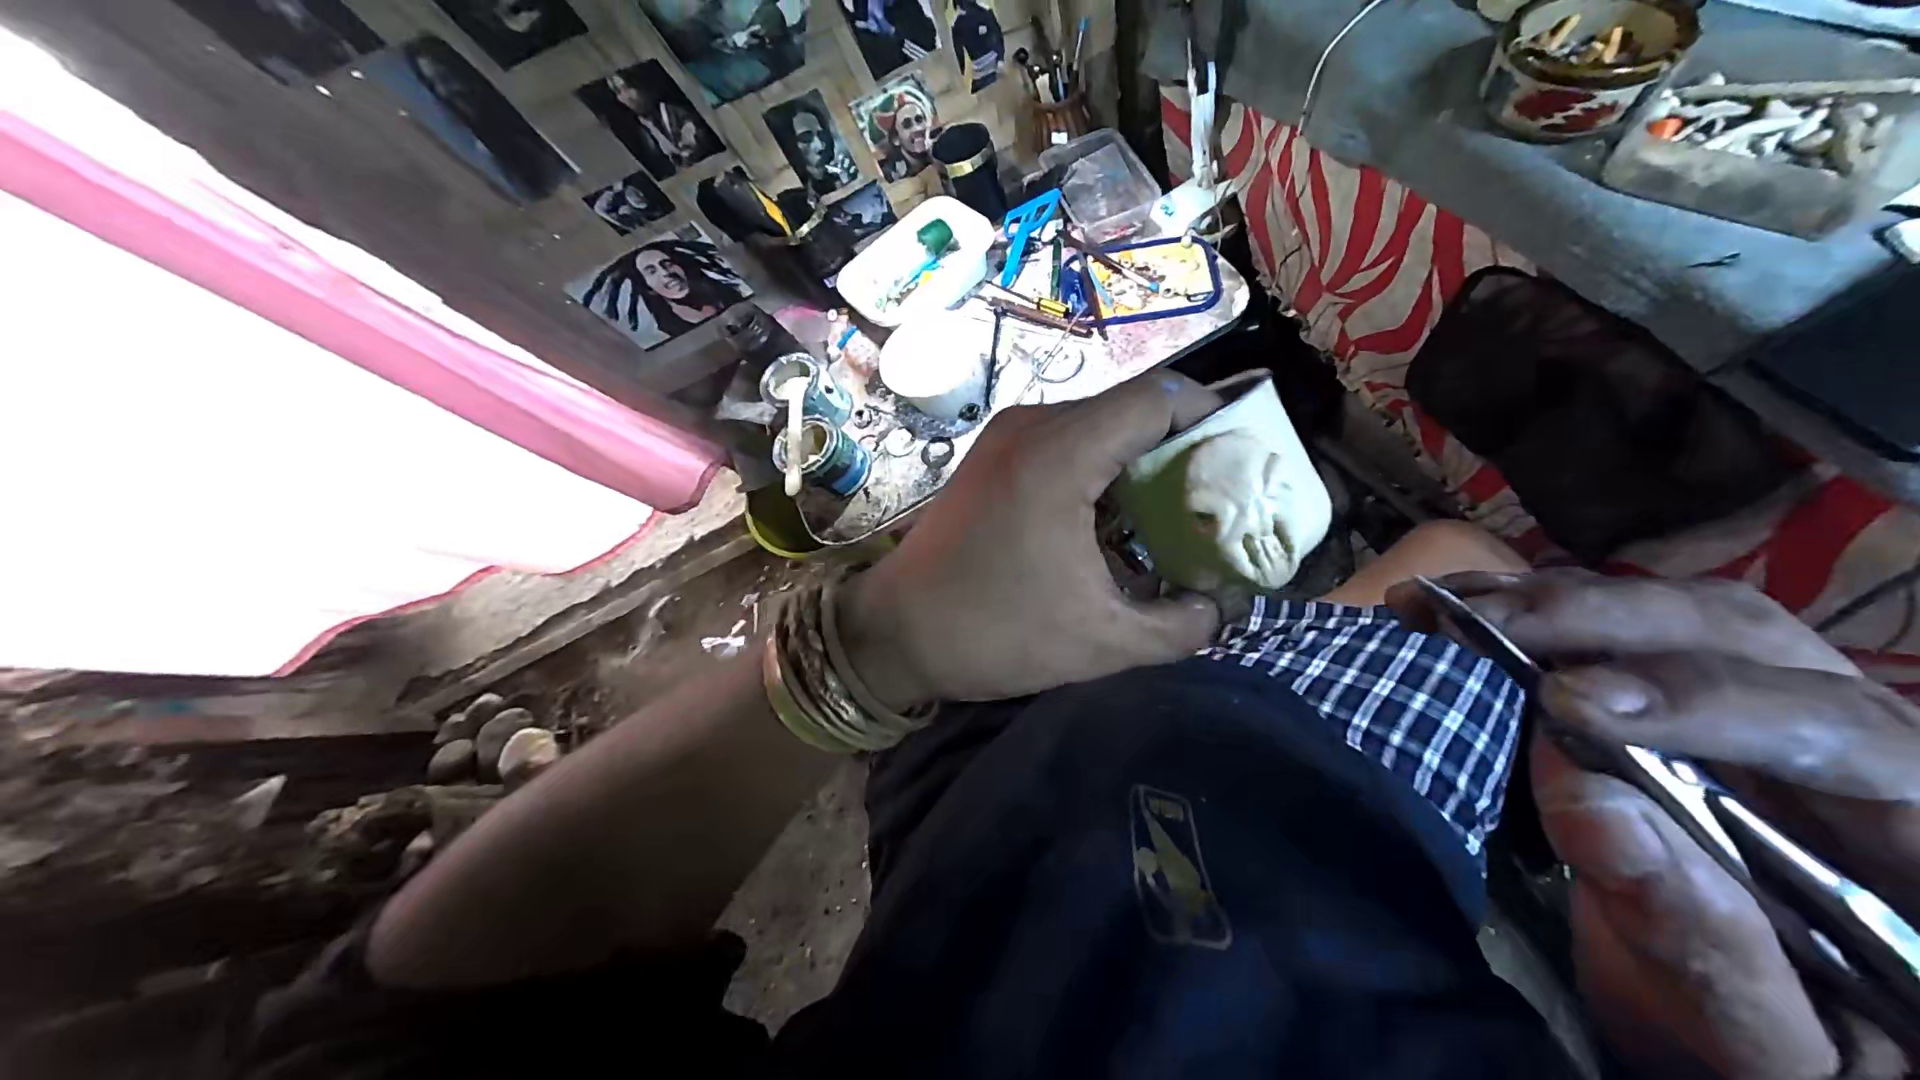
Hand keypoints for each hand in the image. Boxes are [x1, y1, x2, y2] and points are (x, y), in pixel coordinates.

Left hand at [838, 373, 1224, 708]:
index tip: (1245, 461)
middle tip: (1218, 495)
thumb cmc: (993, 633)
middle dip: (1183, 445)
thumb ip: (1181, 625)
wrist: (891, 633)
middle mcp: (1032, 424)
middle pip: (1132, 407)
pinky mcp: (992, 456)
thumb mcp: (1102, 642)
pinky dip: (1102, 467)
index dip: (1214, 417)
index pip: (1160, 398)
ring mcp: (1006, 436)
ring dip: (1140, 458)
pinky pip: (1065, 442)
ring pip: (1098, 423)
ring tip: (1174, 509)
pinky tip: (1116, 516)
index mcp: (1061, 452)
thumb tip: (1223, 607)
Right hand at [1389, 570, 1918, 1078]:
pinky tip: (1452, 605)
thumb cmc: (1779, 1051)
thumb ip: (1698, 934)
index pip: (1834, 729)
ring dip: (1548, 601)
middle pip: (1739, 632)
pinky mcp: (1670, 692)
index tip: (1562, 703)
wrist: (1749, 1026)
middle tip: (1482, 627)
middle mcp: (1850, 738)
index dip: (1702, 701)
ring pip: (1670, 608)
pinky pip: (1605, 624)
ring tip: (1445, 607)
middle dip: (1599, 620)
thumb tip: (1584, 800)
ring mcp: (1755, 701)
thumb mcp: (1754, 1036)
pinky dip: (1522, 606)